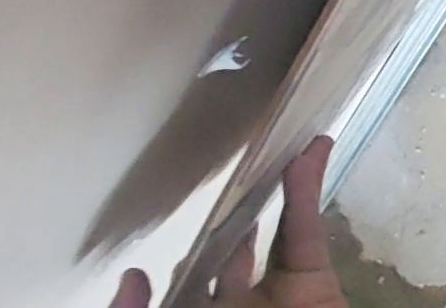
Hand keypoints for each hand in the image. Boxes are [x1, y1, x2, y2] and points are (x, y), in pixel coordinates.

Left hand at [111, 137, 346, 307]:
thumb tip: (132, 279)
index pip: (171, 300)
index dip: (157, 282)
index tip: (148, 256)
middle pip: (214, 268)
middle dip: (214, 231)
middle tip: (219, 190)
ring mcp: (272, 299)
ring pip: (264, 238)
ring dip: (268, 194)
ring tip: (267, 158)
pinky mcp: (313, 281)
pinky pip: (304, 230)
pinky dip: (308, 188)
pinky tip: (310, 153)